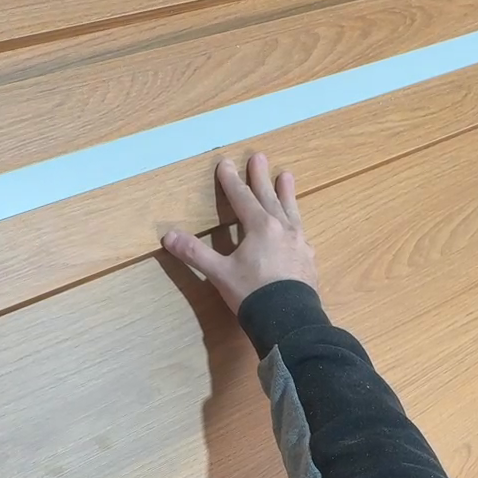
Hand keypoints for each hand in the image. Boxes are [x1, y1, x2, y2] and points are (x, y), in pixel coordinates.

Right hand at [162, 153, 317, 313]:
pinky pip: (302, 235)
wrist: (288, 320)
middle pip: (269, 198)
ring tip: (286, 176)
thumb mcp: (220, 274)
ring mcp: (299, 244)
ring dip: (286, 193)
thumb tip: (168, 236)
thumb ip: (196, 253)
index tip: (225, 164)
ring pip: (291, 212)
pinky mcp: (308, 261)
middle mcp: (282, 230)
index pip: (242, 198)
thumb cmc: (253, 294)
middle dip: (261, 178)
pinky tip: (299, 228)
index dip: (231, 181)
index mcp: (260, 228)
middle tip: (259, 157)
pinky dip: (297, 226)